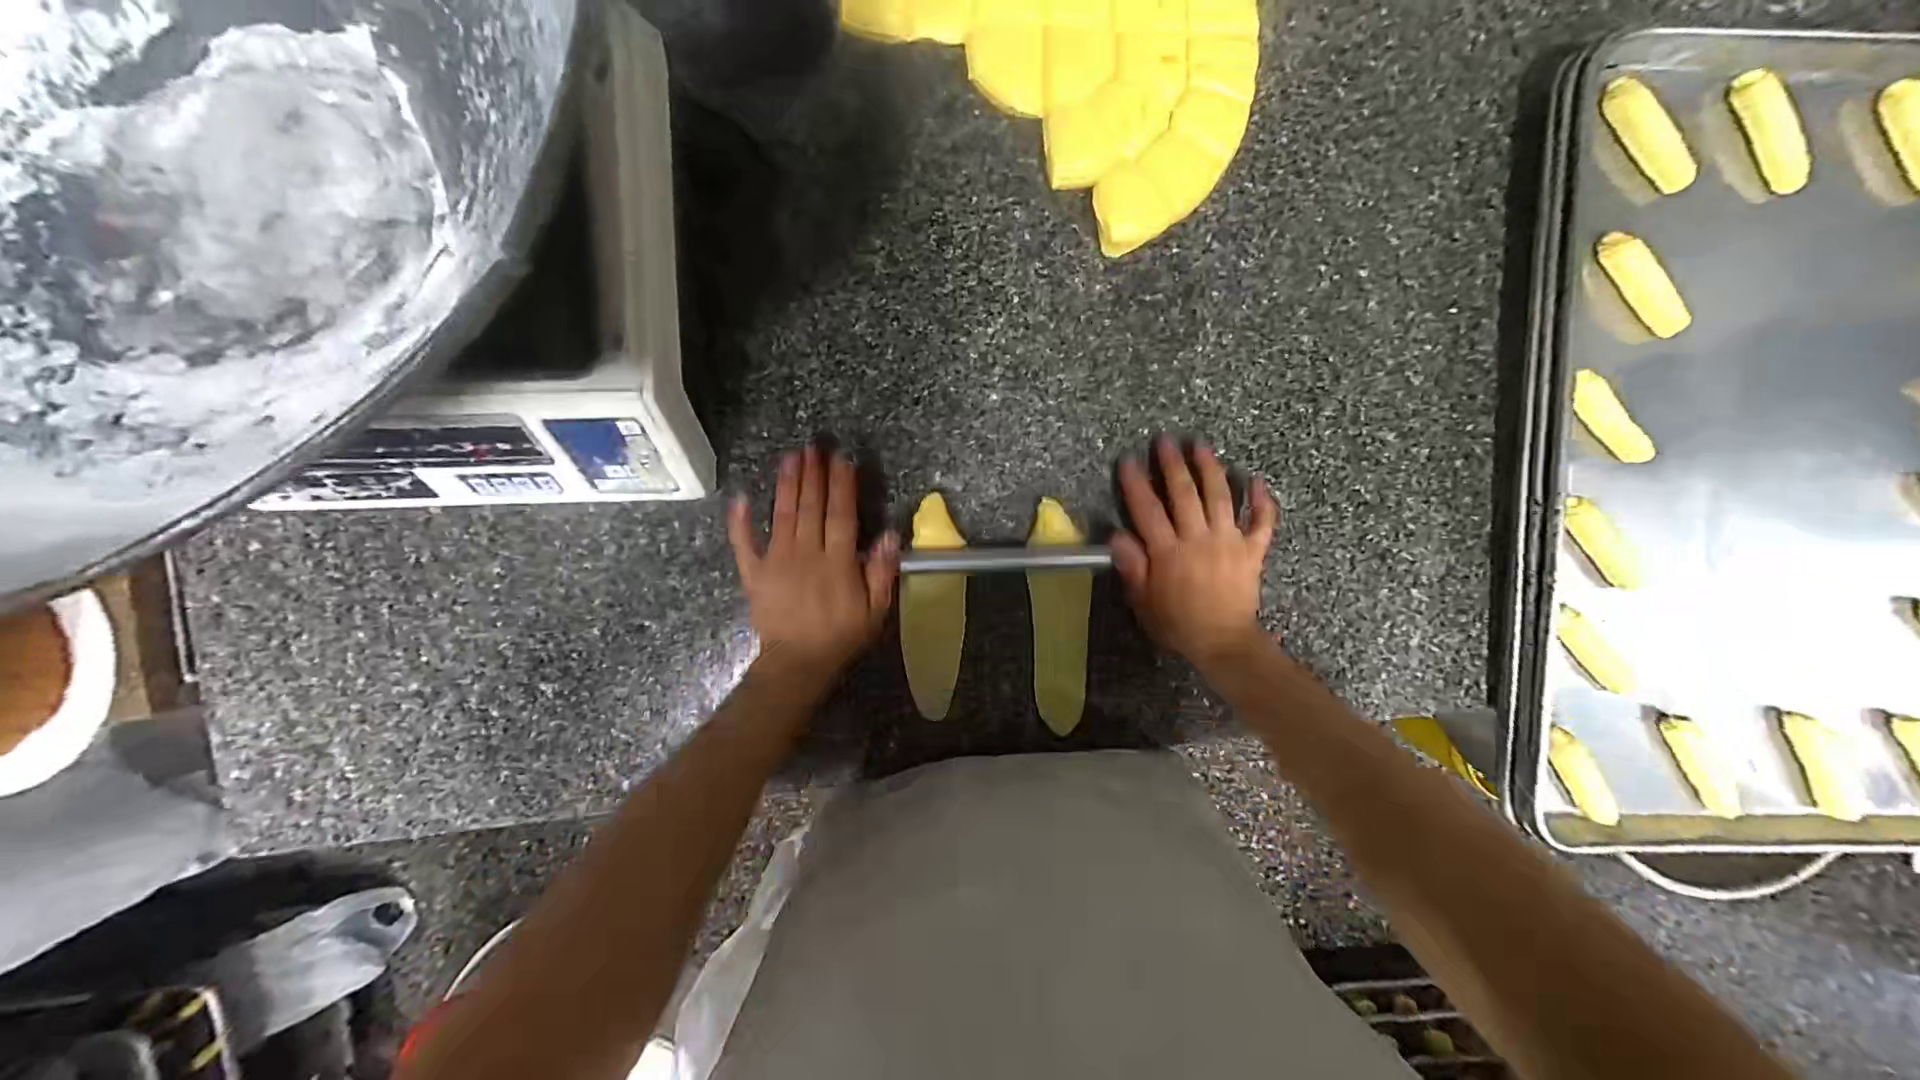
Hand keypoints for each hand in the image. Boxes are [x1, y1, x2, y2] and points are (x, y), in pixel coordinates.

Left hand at [728, 445, 899, 675]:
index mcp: (837, 561)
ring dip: (786, 484)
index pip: (841, 514)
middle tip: (813, 446)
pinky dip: (740, 521)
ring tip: (789, 457)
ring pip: (783, 515)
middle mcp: (806, 553)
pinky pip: (744, 543)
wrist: (797, 662)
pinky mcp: (754, 573)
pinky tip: (741, 498)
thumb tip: (890, 534)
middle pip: (811, 506)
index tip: (841, 459)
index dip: (842, 485)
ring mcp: (777, 561)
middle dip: (813, 474)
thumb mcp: (875, 610)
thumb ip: (882, 572)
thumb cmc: (841, 636)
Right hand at [1111, 435, 1276, 670]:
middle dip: (1173, 465)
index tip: (1128, 461)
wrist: (1224, 643)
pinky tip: (1255, 480)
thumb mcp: (1143, 601)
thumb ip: (1133, 567)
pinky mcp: (1252, 550)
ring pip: (1220, 497)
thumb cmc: (1178, 624)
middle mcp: (1199, 539)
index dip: (1137, 484)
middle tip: (1165, 441)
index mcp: (1168, 552)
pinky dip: (1261, 500)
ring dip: (1210, 469)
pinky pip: (1262, 521)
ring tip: (1201, 446)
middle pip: (1184, 494)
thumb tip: (1119, 535)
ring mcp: (1229, 541)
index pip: (1148, 510)